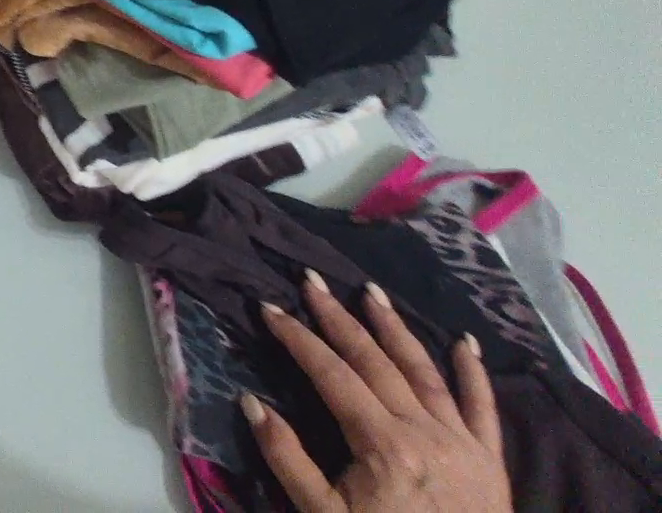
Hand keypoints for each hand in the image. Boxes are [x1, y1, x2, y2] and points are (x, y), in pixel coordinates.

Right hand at [243, 271, 510, 511]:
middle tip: (312, 280)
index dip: (297, 337)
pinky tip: (464, 342)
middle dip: (339, 317)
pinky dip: (474, 373)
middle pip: (375, 361)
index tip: (268, 307)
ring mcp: (464, 445)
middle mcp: (425, 434)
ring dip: (394, 328)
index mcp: (382, 445)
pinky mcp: (491, 462)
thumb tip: (250, 401)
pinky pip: (484, 410)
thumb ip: (286, 457)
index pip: (331, 373)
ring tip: (371, 291)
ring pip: (425, 372)